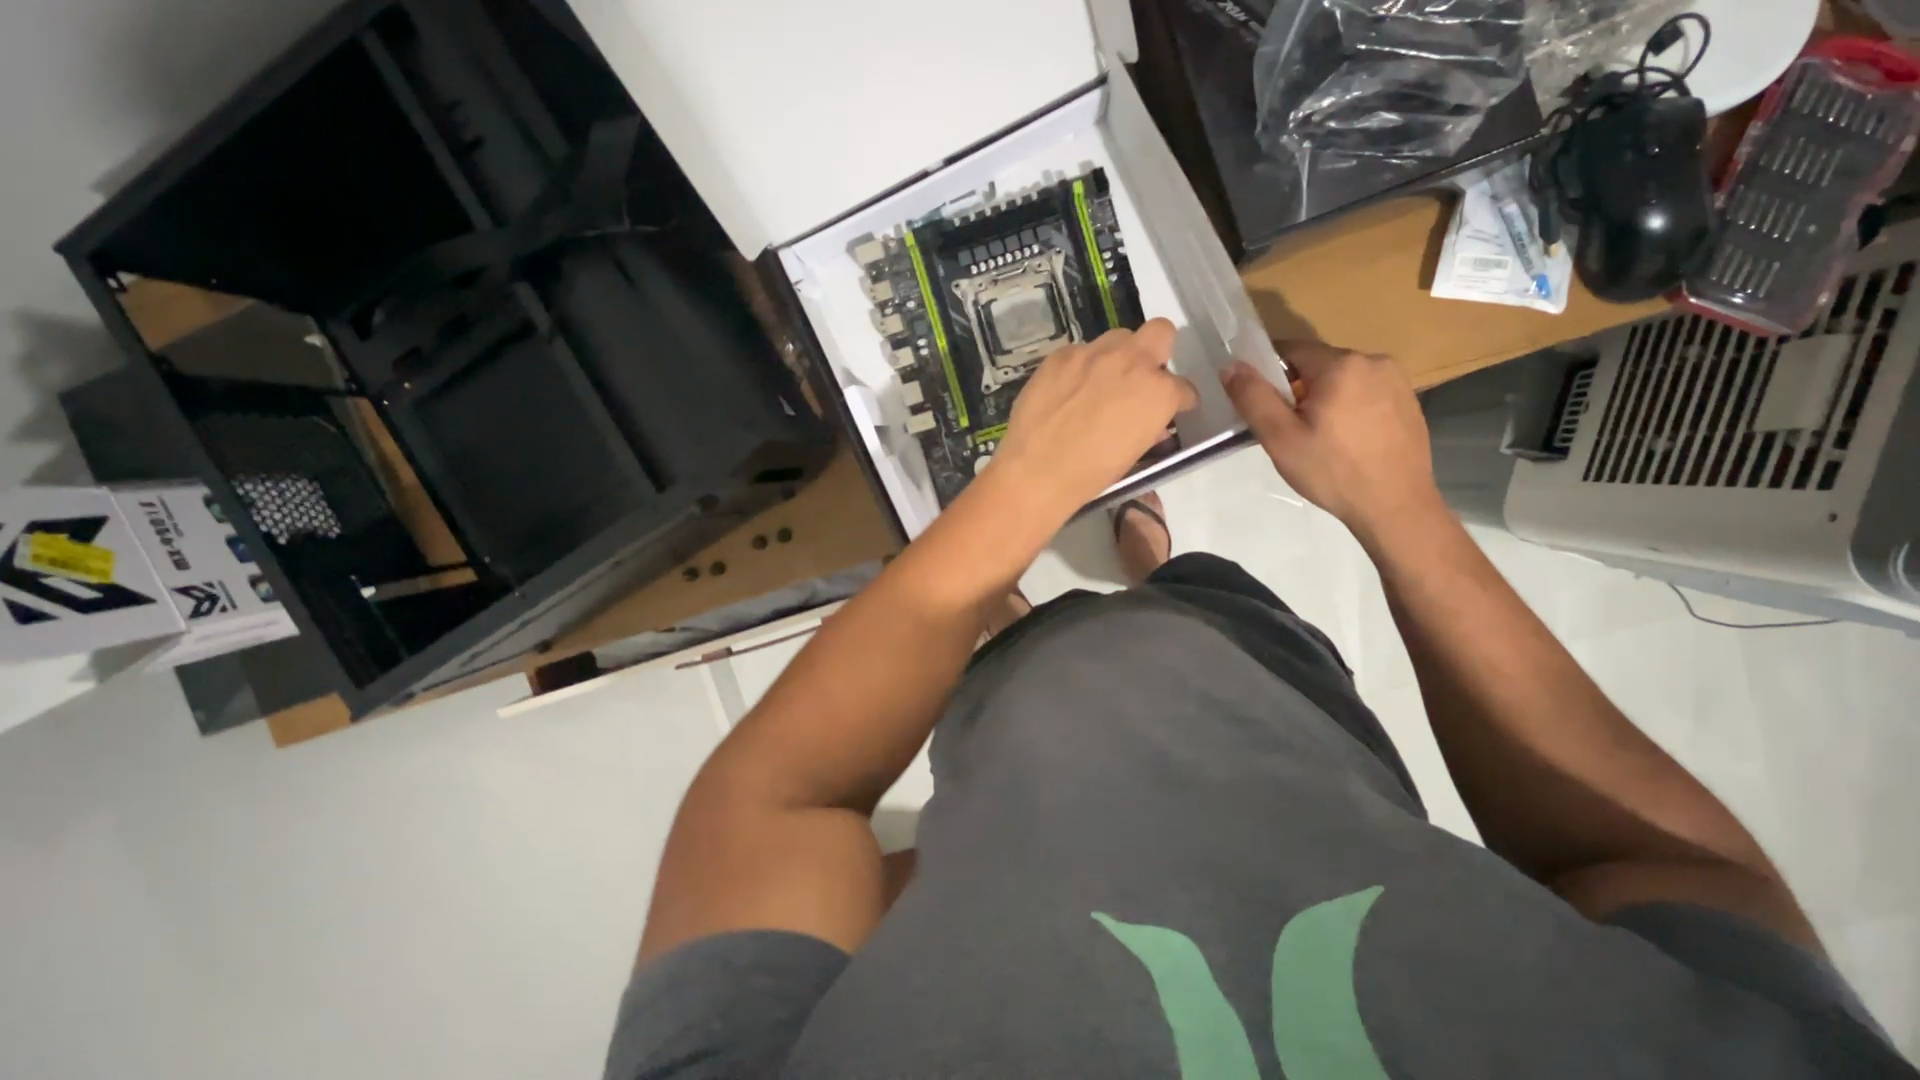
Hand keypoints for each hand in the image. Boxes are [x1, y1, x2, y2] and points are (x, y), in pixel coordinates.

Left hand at [987, 319, 1197, 517]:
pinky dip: (1082, 367)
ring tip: (1102, 383)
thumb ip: (1150, 425)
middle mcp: (1132, 361)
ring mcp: (1094, 353)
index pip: (1184, 387)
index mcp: (1158, 392)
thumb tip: (1151, 420)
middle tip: (1143, 376)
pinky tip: (1070, 389)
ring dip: (1119, 356)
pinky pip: (1081, 352)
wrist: (1037, 469)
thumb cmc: (1091, 473)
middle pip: (1159, 332)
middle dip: (1158, 351)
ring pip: (1118, 338)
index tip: (1172, 408)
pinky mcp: (1062, 355)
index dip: (1179, 399)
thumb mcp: (1135, 452)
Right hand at [1220, 340, 1441, 541]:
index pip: (1290, 350)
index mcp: (1341, 364)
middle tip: (1292, 431)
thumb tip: (1231, 365)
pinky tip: (1350, 443)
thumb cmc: (1332, 472)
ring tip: (1322, 440)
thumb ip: (1253, 396)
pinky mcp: (1410, 402)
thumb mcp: (1280, 437)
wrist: (1395, 507)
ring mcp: (1397, 381)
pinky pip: (1367, 394)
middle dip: (1300, 390)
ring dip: (1327, 400)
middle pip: (1318, 365)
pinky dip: (1352, 410)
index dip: (1270, 375)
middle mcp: (1374, 360)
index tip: (1266, 407)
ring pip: (1344, 380)